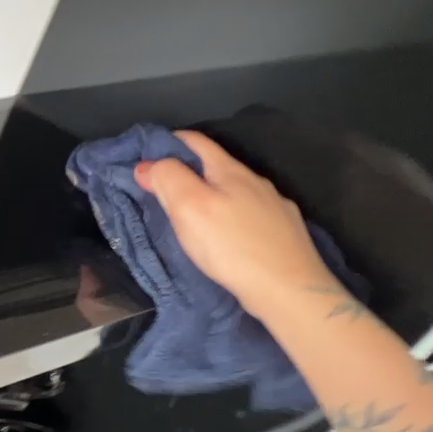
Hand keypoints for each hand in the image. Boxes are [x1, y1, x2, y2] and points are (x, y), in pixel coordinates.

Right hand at [135, 130, 340, 317]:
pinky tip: (225, 230)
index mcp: (230, 171)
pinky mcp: (284, 231)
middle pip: (215, 165)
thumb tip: (147, 165)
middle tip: (159, 188)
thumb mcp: (189, 207)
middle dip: (186, 170)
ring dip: (209, 192)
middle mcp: (256, 182)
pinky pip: (249, 211)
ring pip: (234, 189)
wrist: (289, 290)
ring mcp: (274, 206)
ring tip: (190, 211)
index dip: (167, 142)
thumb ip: (167, 178)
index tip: (144, 157)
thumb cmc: (231, 245)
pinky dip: (229, 212)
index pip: (196, 141)